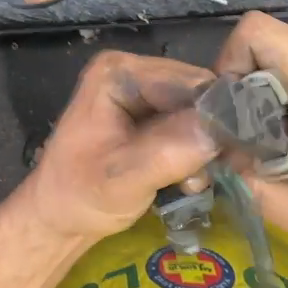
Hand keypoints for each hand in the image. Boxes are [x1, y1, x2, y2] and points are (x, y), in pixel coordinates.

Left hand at [5, 50, 219, 244]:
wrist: (58, 217)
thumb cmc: (81, 197)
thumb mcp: (125, 178)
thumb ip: (170, 150)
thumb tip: (220, 128)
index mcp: (119, 72)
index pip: (191, 81)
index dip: (215, 117)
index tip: (229, 157)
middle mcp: (133, 70)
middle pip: (199, 93)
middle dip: (210, 135)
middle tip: (207, 175)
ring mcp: (141, 91)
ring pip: (200, 111)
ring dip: (204, 148)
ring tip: (192, 182)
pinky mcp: (149, 113)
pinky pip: (190, 125)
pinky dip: (195, 152)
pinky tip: (187, 179)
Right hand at [213, 12, 287, 245]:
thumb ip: (252, 190)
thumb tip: (213, 162)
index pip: (255, 33)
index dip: (228, 64)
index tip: (229, 111)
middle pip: (259, 47)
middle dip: (241, 90)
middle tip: (245, 137)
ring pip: (272, 57)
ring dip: (258, 97)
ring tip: (268, 141)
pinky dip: (277, 97)